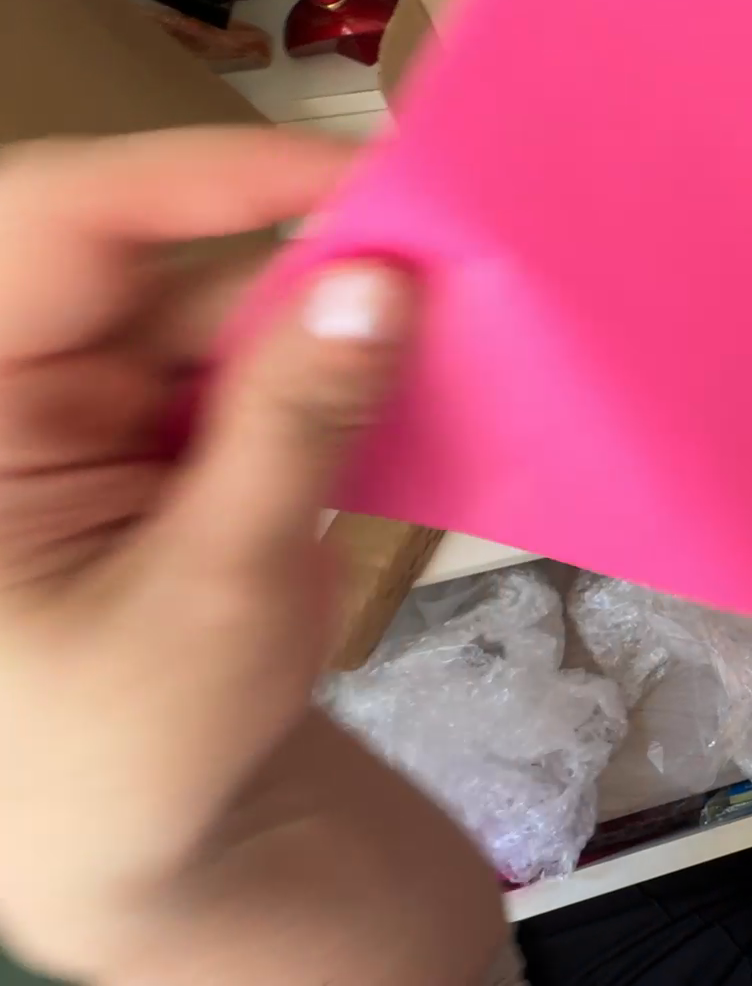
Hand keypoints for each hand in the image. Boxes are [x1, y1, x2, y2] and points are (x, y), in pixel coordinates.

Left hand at [0, 129, 448, 977]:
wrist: (163, 824)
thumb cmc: (142, 730)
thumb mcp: (222, 571)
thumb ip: (296, 420)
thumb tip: (382, 285)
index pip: (59, 231)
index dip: (216, 179)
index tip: (371, 176)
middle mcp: (17, 387)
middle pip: (170, 268)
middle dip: (313, 257)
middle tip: (451, 250)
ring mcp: (103, 414)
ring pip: (236, 320)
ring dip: (346, 321)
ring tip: (458, 312)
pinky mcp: (181, 444)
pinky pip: (272, 375)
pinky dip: (351, 372)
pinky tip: (421, 370)